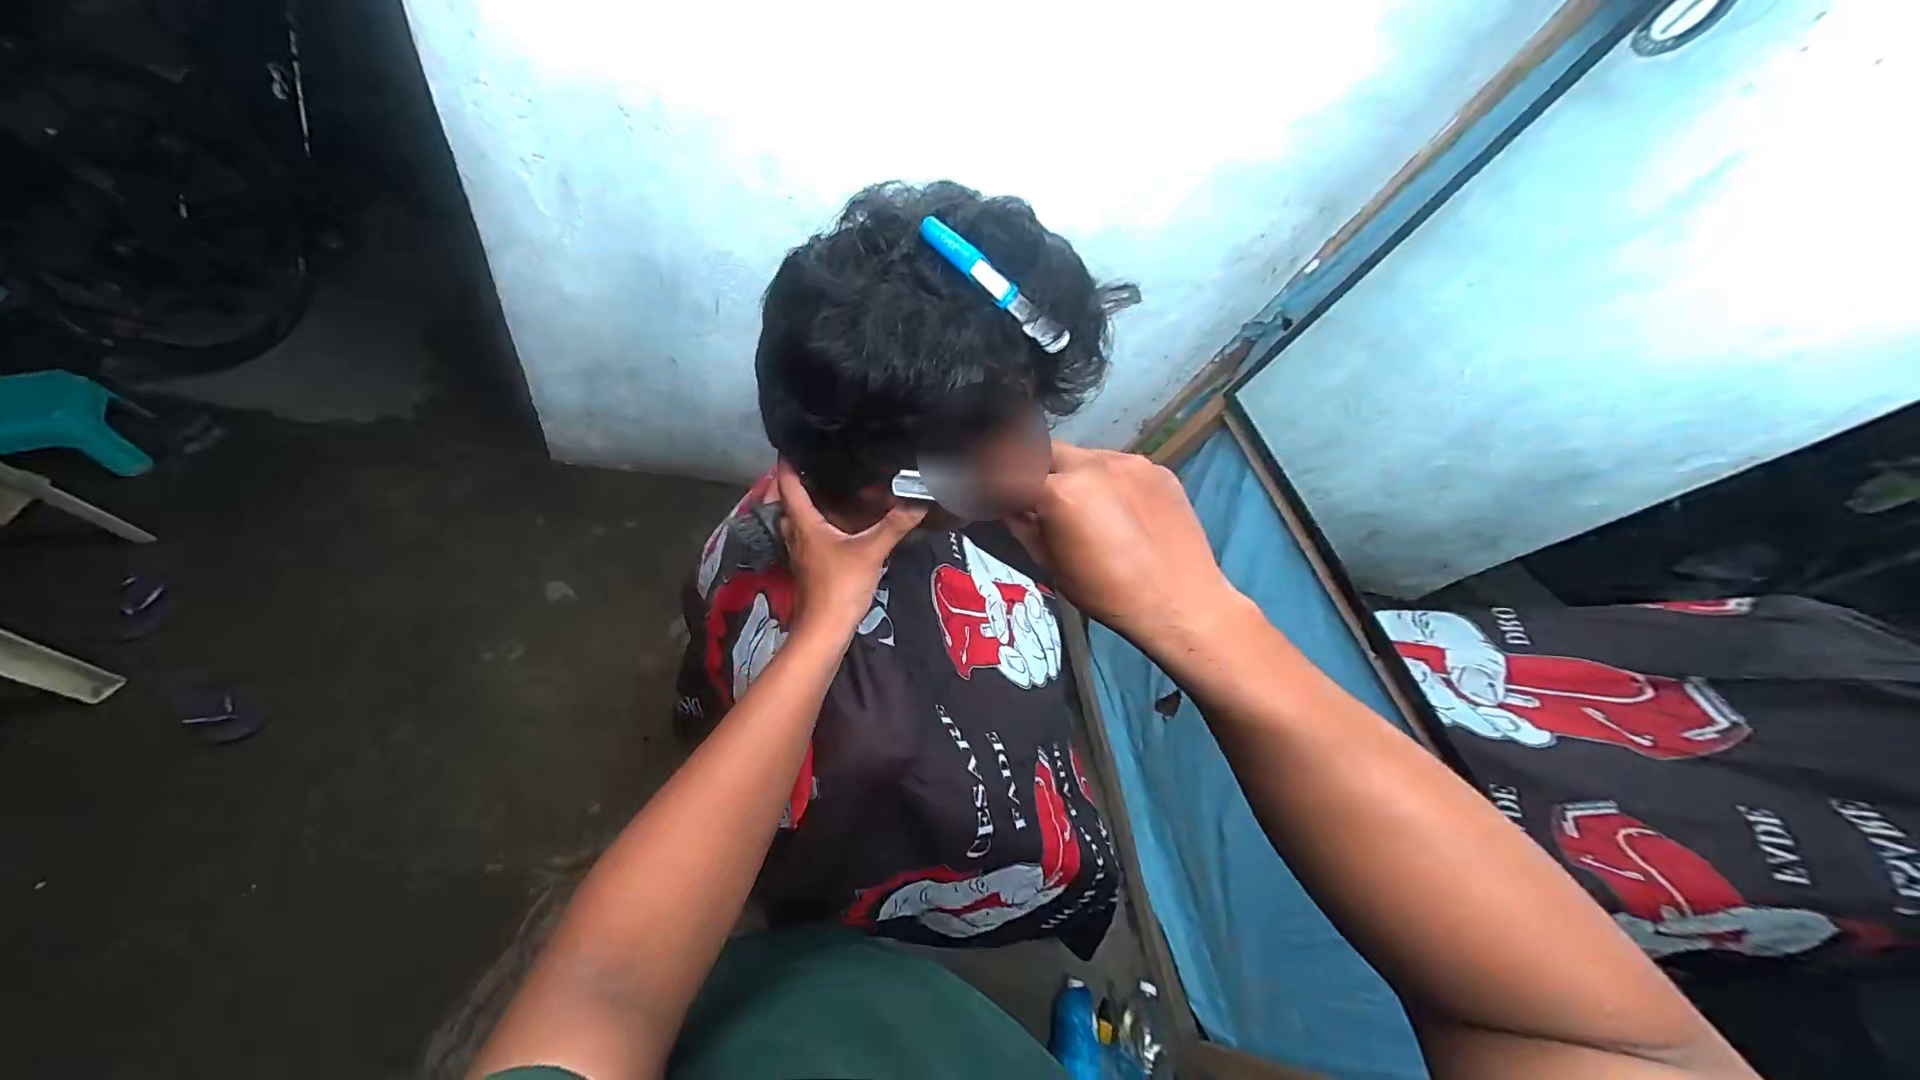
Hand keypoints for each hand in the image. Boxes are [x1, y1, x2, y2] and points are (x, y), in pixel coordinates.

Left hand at [773, 460, 926, 634]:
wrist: (825, 629)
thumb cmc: (840, 586)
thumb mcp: (871, 551)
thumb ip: (894, 524)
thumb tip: (917, 501)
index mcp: (803, 523)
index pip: (788, 485)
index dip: (788, 463)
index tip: (793, 444)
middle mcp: (795, 534)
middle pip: (788, 501)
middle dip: (796, 482)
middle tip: (816, 464)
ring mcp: (801, 552)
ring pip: (797, 520)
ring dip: (806, 504)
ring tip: (828, 489)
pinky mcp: (810, 567)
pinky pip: (808, 536)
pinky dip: (817, 524)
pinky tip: (837, 524)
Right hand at [1004, 441, 1247, 651]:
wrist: (1181, 602)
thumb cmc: (1108, 593)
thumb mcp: (1052, 564)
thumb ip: (1023, 526)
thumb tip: (1008, 504)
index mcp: (1061, 493)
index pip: (1010, 469)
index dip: (993, 478)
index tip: (992, 490)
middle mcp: (1094, 465)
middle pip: (1045, 449)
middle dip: (1032, 468)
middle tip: (1034, 495)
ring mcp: (1130, 462)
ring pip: (1083, 455)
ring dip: (1070, 473)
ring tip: (1082, 506)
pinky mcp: (1157, 468)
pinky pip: (1117, 464)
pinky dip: (1105, 480)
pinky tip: (1117, 509)